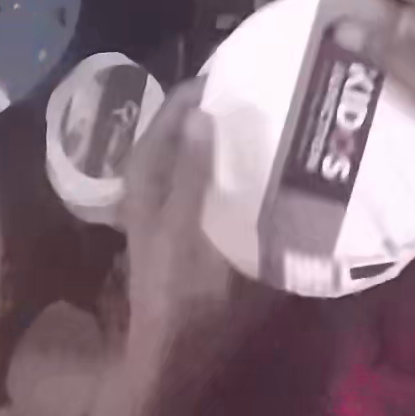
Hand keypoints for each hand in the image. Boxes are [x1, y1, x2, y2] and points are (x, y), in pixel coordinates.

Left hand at [120, 82, 252, 346]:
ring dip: (226, 128)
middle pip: (187, 119)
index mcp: (147, 165)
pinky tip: (257, 156)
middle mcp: (154, 168)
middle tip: (266, 91)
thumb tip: (201, 109)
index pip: (176, 105)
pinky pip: (208, 165)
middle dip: (220, 103)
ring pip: (199, 141)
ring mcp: (169, 187)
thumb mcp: (183, 225)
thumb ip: (190, 169)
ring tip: (268, 115)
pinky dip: (228, 154)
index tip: (249, 72)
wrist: (172, 343)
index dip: (206, 85)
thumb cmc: (176, 283)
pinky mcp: (186, 205)